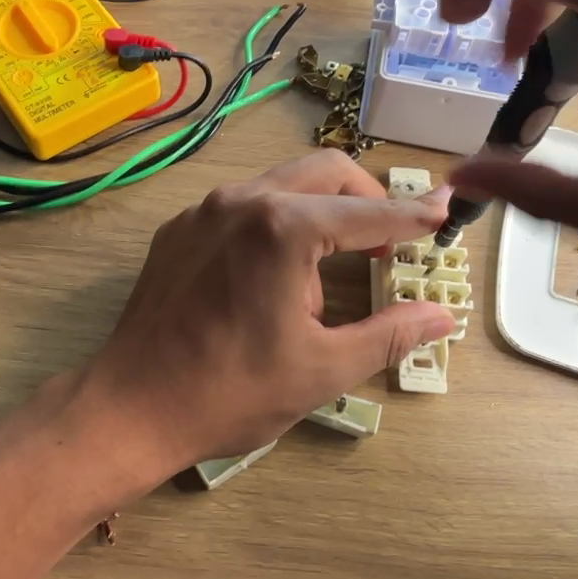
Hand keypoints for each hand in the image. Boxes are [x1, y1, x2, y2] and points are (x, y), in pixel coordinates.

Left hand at [74, 150, 458, 473]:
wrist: (132, 406)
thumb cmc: (230, 392)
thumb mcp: (322, 369)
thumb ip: (388, 335)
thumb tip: (438, 315)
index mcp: (282, 228)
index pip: (368, 212)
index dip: (413, 216)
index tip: (446, 211)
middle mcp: (242, 200)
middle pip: (326, 172)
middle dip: (367, 199)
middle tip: (389, 242)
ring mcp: (204, 209)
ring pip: (283, 183)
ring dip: (321, 211)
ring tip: (328, 271)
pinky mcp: (180, 227)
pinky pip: (244, 206)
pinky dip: (276, 222)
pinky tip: (273, 275)